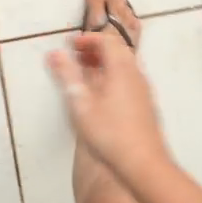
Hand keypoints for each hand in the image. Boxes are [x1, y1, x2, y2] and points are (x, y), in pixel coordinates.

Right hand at [46, 31, 171, 179]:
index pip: (107, 40)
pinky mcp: (146, 104)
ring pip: (125, 65)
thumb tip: (55, 53)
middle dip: (96, 49)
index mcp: (121, 69)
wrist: (143, 163)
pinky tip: (102, 96)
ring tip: (86, 75)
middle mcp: (136, 74)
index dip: (88, 39)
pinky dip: (113, 76)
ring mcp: (143, 89)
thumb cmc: (109, 133)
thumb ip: (68, 75)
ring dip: (105, 63)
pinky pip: (129, 79)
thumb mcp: (81, 103)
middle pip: (118, 50)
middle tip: (77, 58)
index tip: (71, 46)